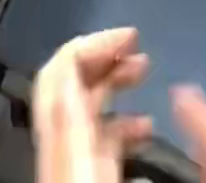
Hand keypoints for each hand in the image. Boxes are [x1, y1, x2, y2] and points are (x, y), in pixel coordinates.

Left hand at [34, 27, 153, 182]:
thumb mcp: (89, 171)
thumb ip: (106, 137)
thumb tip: (138, 113)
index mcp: (60, 134)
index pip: (63, 67)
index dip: (94, 42)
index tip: (129, 36)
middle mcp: (60, 139)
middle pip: (71, 77)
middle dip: (105, 53)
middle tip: (136, 45)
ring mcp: (71, 155)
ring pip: (85, 101)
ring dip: (114, 79)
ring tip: (142, 70)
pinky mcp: (85, 172)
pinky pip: (99, 134)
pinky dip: (122, 119)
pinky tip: (145, 124)